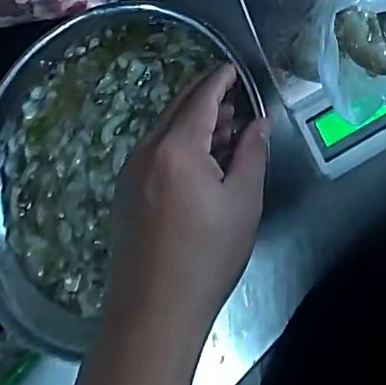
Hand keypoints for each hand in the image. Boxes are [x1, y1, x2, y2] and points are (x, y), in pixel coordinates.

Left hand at [106, 63, 270, 337]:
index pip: (201, 96)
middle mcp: (146, 151)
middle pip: (179, 107)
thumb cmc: (206, 255)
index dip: (221, 78)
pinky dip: (181, 143)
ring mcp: (131, 173)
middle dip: (208, 97)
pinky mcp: (126, 195)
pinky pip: (156, 151)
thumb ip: (252, 152)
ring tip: (227, 129)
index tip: (236, 68)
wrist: (153, 316)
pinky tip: (203, 161)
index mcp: (176, 147)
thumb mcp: (243, 200)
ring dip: (196, 121)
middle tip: (238, 99)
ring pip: (166, 129)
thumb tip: (258, 122)